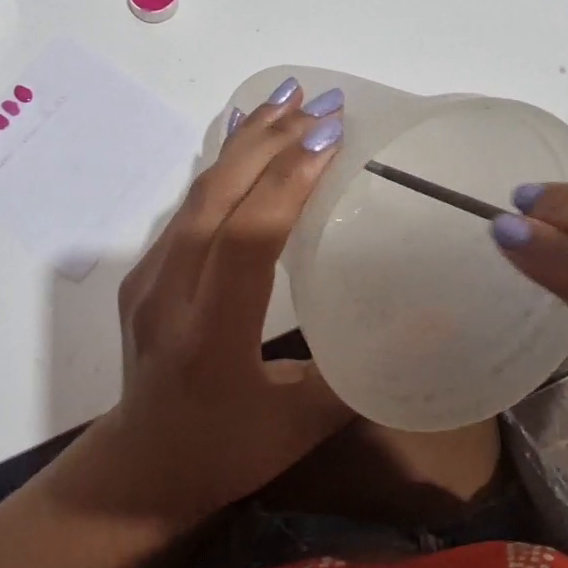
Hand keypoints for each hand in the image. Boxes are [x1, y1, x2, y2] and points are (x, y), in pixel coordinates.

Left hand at [88, 78, 353, 524]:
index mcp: (211, 336)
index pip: (247, 239)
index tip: (332, 135)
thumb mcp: (301, 426)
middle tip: (323, 100)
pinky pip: (186, 205)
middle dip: (271, 140)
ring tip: (289, 97)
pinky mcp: (142, 272)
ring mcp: (148, 278)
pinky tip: (246, 137)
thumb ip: (361, 372)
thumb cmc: (226, 453)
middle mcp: (170, 295)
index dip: (288, 181)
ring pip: (197, 193)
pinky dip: (221, 164)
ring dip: (245, 141)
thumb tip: (430, 323)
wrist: (137, 470)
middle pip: (216, 198)